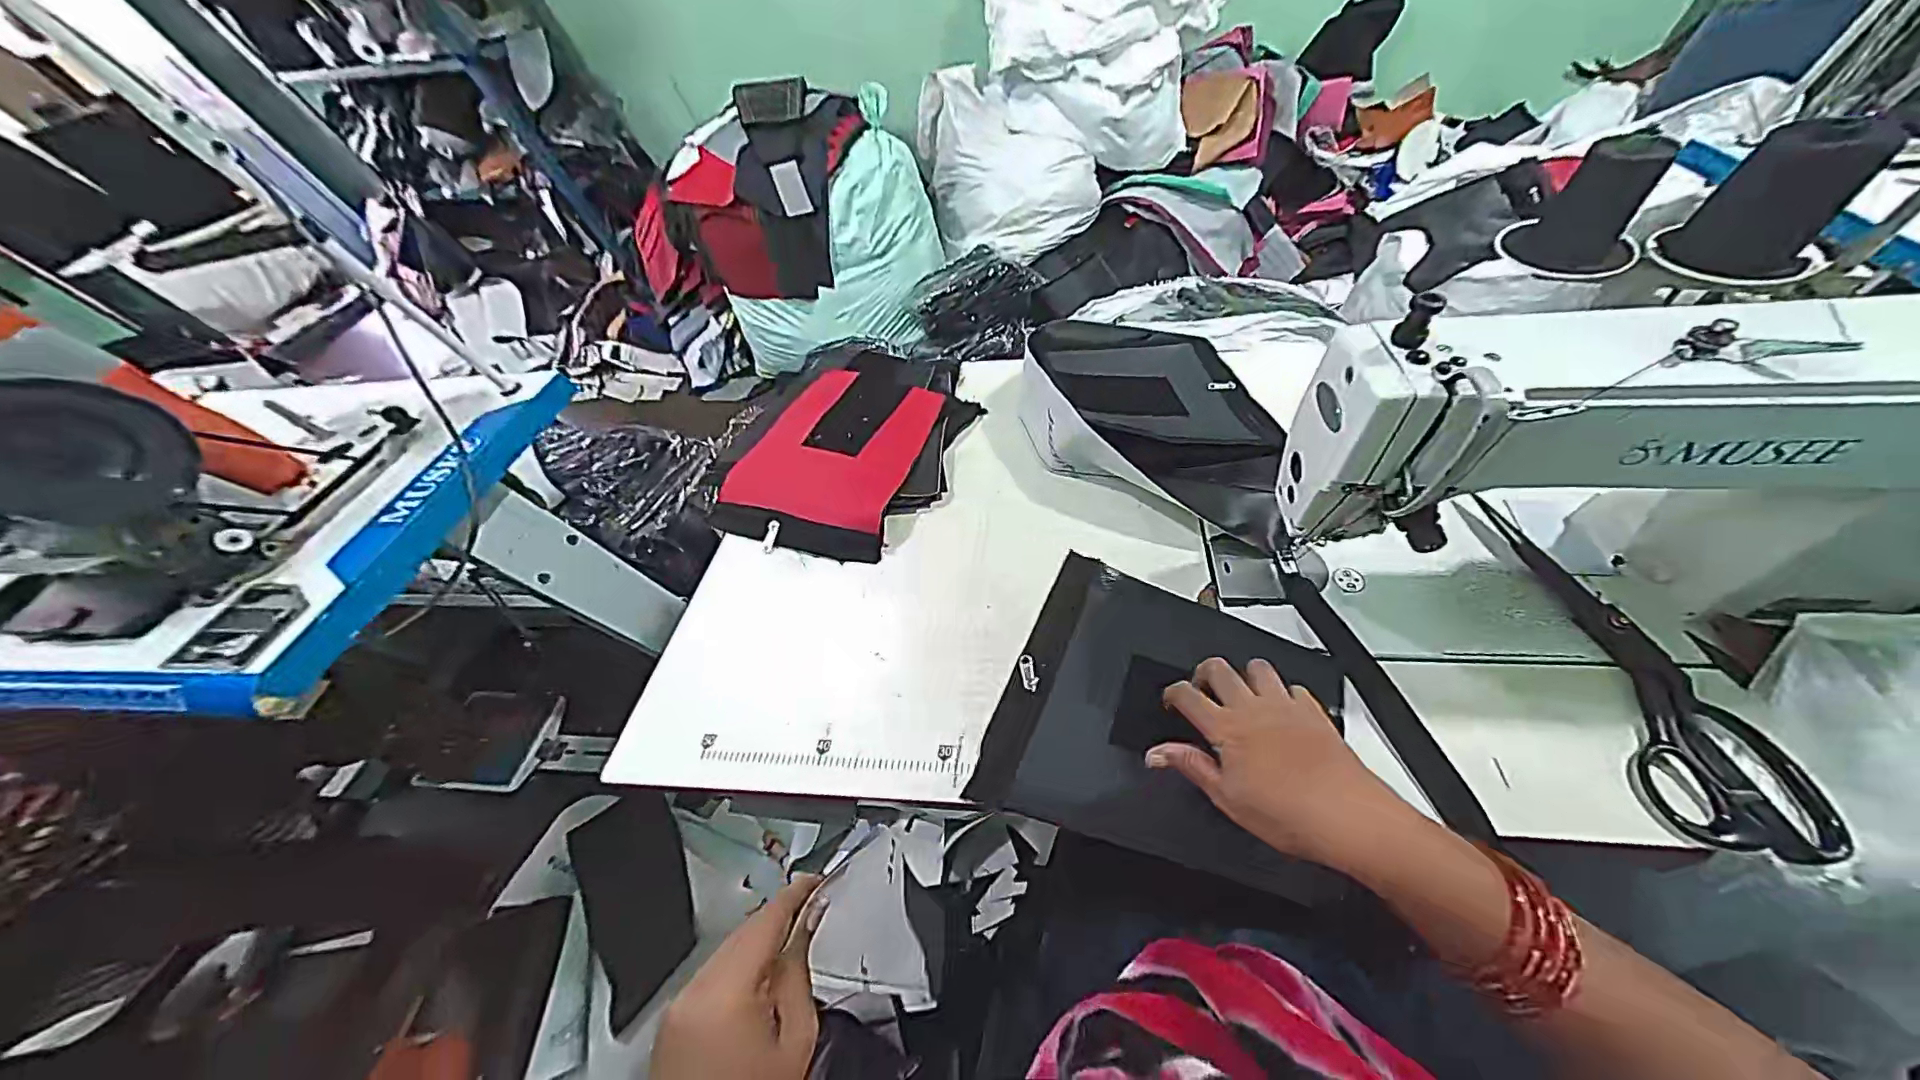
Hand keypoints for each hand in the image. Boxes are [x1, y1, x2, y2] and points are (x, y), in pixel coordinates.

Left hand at [650, 875, 826, 1079]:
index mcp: (725, 990)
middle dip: (779, 916)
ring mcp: (678, 1006)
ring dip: (759, 938)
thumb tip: (804, 929)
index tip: (816, 882)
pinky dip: (740, 963)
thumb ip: (798, 974)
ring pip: (727, 948)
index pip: (765, 920)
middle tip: (811, 907)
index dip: (795, 895)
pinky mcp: (673, 1021)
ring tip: (792, 940)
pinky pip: (712, 972)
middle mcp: (693, 990)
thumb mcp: (794, 1039)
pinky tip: (762, 973)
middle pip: (743, 930)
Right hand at [1149, 657, 1416, 867]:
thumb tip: (1158, 754)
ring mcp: (1287, 707)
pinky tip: (1282, 710)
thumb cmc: (1291, 814)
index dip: (1172, 693)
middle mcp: (1255, 709)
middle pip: (1218, 668)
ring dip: (1243, 675)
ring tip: (1240, 694)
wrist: (1350, 818)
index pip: (1187, 694)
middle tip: (1201, 690)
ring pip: (1257, 668)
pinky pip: (1294, 687)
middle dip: (1202, 673)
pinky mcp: (1315, 714)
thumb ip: (1190, 766)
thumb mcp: (1227, 798)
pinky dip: (1283, 692)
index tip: (1171, 701)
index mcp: (1227, 729)